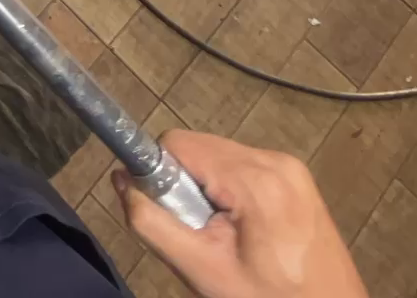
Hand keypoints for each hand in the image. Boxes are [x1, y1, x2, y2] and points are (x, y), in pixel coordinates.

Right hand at [112, 131, 367, 297]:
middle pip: (196, 147)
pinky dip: (228, 187)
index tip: (178, 215)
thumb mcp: (201, 271)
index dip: (163, 175)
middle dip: (186, 182)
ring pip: (215, 154)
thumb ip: (150, 222)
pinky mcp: (296, 175)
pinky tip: (244, 226)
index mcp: (256, 180)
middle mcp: (275, 160)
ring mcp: (290, 166)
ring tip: (225, 233)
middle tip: (203, 231)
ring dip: (206, 185)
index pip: (177, 144)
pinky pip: (239, 164)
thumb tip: (120, 177)